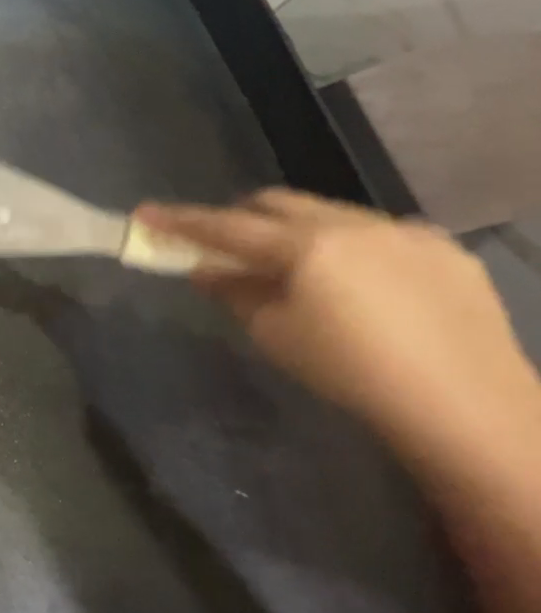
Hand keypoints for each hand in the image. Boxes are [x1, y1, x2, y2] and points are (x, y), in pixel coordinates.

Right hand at [136, 189, 533, 454]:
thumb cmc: (351, 372)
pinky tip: (359, 285)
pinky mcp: (446, 251)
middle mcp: (355, 224)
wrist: (470, 408)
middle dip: (242, 219)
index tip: (142, 213)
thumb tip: (208, 269)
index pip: (225, 225)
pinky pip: (380, 234)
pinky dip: (351, 248)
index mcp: (307, 245)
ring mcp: (406, 233)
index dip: (180, 220)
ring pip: (329, 214)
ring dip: (298, 232)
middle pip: (278, 203)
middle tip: (222, 245)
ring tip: (294, 270)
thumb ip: (234, 290)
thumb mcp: (273, 334)